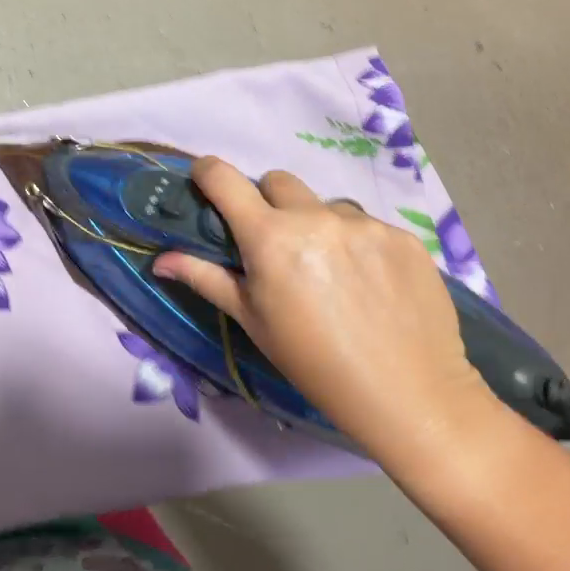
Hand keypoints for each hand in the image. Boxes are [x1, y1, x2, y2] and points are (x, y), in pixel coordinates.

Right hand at [153, 159, 492, 456]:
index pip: (224, 178)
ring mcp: (365, 224)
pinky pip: (367, 225)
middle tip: (275, 244)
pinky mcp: (404, 237)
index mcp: (270, 237)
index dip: (208, 174)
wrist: (410, 396)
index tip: (207, 186)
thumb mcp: (252, 320)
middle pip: (277, 181)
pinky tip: (368, 282)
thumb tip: (159, 260)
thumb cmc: (313, 362)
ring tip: (330, 270)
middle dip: (267, 202)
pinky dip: (357, 243)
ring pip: (325, 204)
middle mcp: (315, 218)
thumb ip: (205, 278)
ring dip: (316, 223)